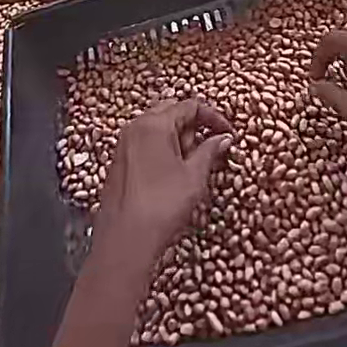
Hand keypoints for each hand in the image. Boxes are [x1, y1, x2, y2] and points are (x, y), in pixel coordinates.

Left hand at [94, 98, 233, 264]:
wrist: (125, 241)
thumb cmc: (162, 206)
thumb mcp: (194, 176)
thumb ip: (210, 151)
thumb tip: (223, 138)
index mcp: (154, 124)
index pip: (189, 106)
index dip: (213, 118)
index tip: (228, 133)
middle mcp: (135, 128)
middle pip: (171, 112)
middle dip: (194, 126)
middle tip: (210, 148)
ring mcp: (124, 145)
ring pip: (158, 129)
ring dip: (179, 139)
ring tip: (193, 165)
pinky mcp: (119, 162)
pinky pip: (145, 144)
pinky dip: (163, 150)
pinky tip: (173, 174)